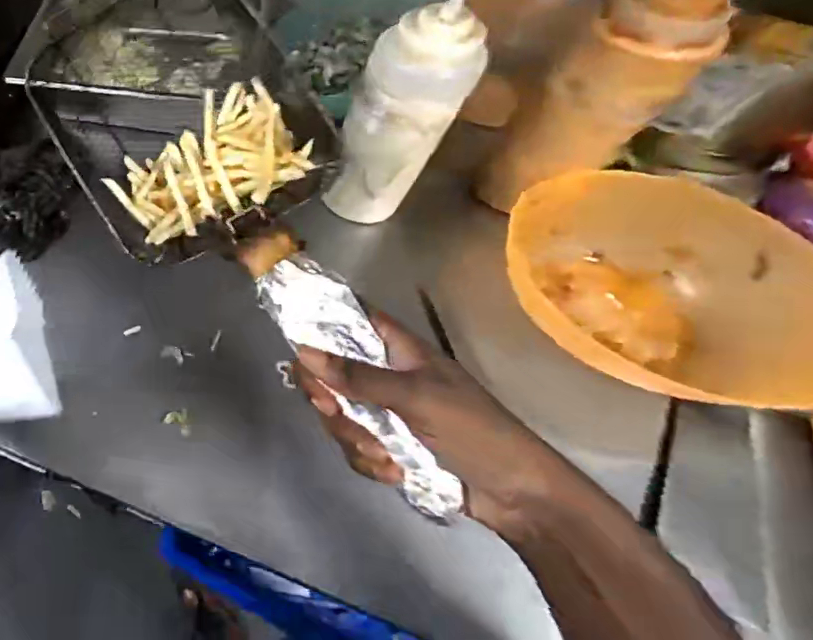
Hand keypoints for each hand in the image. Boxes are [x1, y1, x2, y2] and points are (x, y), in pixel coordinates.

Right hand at [291, 311, 579, 534]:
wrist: (521, 498)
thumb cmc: (474, 430)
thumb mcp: (416, 398)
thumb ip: (358, 377)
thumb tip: (303, 351)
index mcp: (395, 348)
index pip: (347, 315)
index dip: (317, 317)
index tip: (291, 336)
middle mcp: (383, 373)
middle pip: (329, 371)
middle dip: (328, 397)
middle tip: (332, 410)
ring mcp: (384, 411)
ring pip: (338, 413)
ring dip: (354, 438)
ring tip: (384, 456)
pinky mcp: (387, 446)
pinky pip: (354, 446)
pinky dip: (368, 462)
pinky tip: (394, 473)